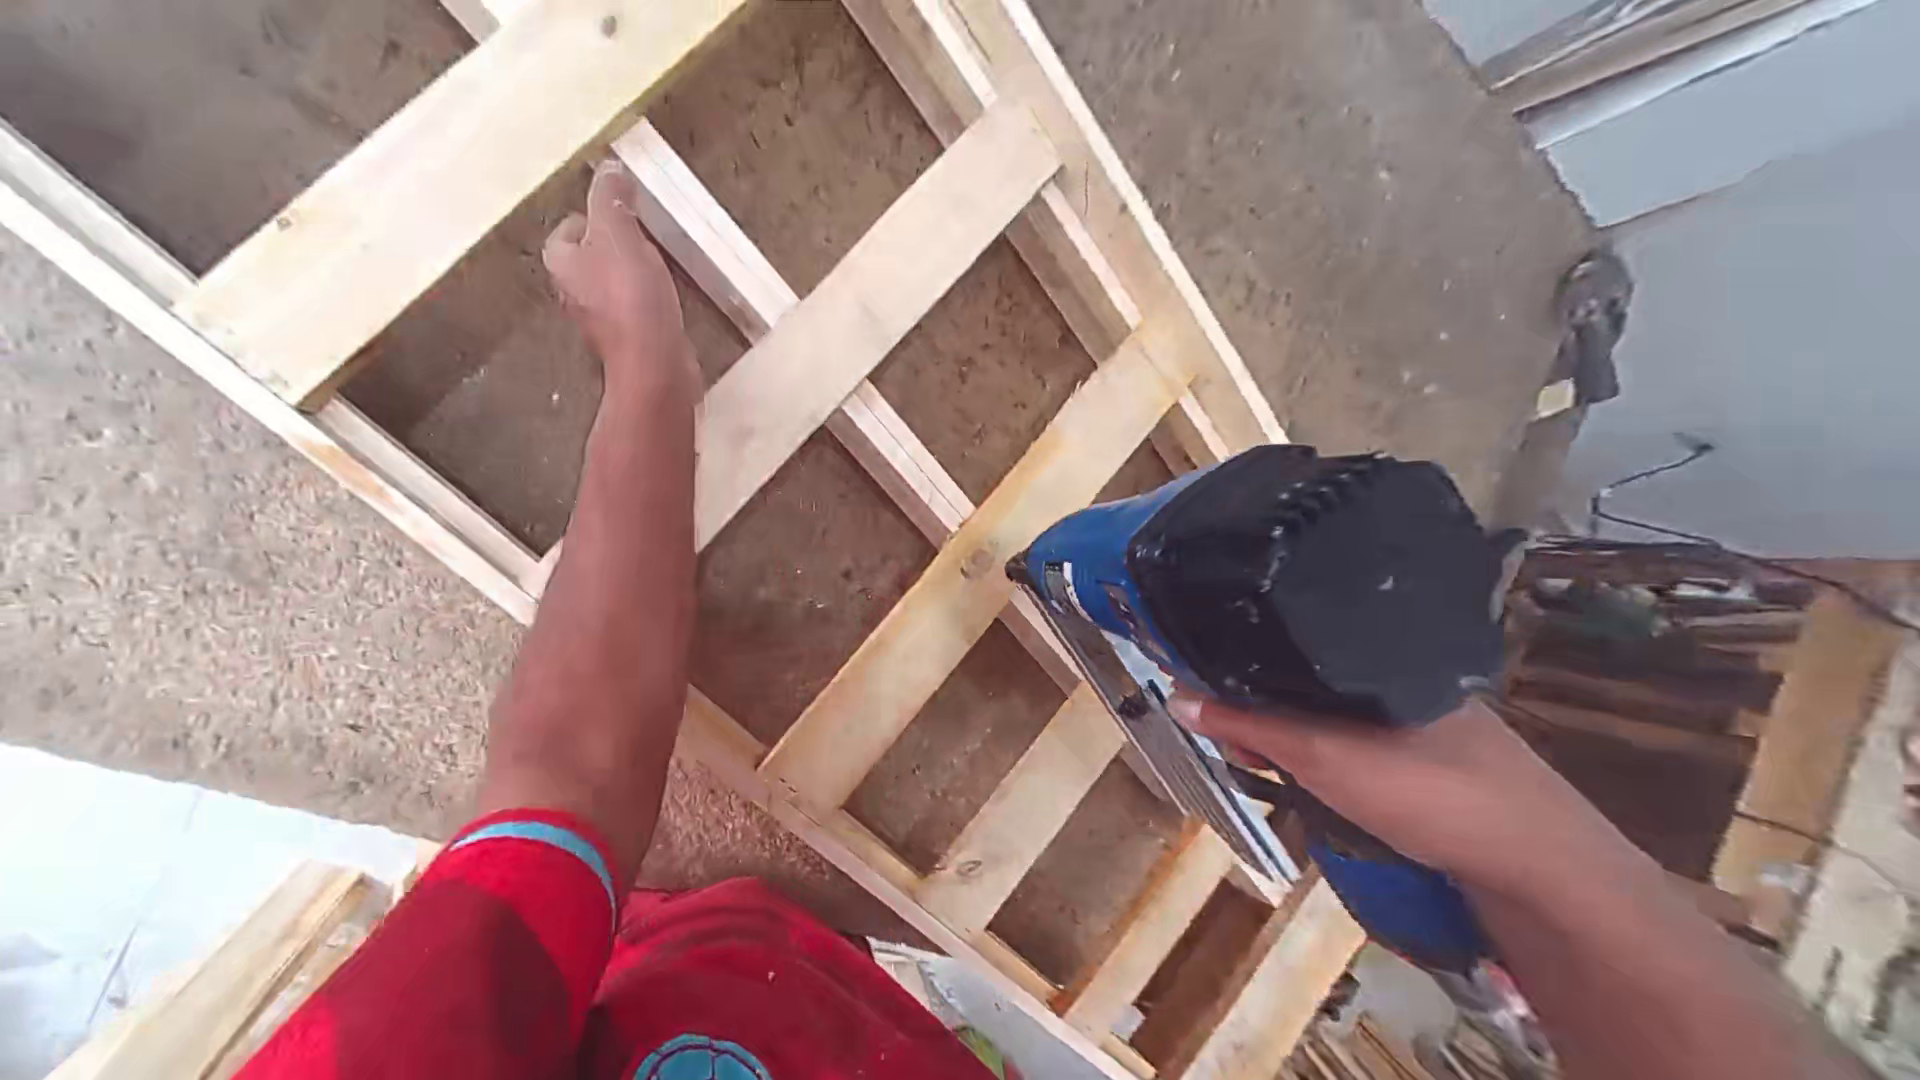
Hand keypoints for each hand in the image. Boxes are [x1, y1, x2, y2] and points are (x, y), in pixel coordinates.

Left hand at [544, 161, 698, 396]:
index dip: (602, 215)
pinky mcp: (628, 341)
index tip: (633, 217)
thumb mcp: (621, 236)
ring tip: (664, 272)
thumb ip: (611, 199)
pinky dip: (651, 303)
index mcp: (561, 260)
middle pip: (596, 255)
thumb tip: (609, 168)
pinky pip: (637, 310)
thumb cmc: (632, 297)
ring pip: (617, 284)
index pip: (574, 223)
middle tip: (651, 244)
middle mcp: (572, 290)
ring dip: (638, 276)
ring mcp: (600, 320)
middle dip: (622, 247)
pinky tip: (669, 303)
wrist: (655, 363)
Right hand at [1170, 694, 1625, 896]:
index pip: (1287, 641)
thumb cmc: (1427, 790)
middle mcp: (1397, 677)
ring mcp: (1417, 720)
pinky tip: (1316, 786)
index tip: (1212, 700)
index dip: (1239, 666)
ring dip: (1289, 740)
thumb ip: (1247, 722)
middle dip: (1260, 713)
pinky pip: (1354, 743)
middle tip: (1243, 751)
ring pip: (1327, 716)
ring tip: (1270, 770)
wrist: (1544, 873)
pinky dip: (1324, 759)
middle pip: (1302, 681)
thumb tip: (1177, 696)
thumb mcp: (1320, 753)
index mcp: (1377, 652)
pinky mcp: (1428, 758)